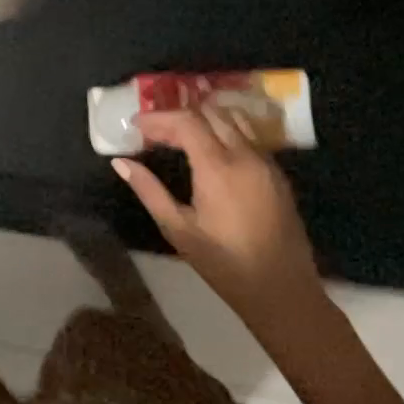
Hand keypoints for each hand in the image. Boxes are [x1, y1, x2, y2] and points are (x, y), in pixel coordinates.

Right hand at [112, 108, 321, 324]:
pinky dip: (224, 132)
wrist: (282, 290)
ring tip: (178, 135)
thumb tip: (120, 163)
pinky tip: (207, 152)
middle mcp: (246, 156)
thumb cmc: (224, 263)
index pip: (187, 122)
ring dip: (204, 120)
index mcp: (219, 167)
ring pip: (234, 120)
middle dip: (179, 116)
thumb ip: (149, 190)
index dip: (158, 118)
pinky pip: (249, 138)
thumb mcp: (178, 229)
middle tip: (153, 131)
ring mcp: (267, 163)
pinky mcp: (277, 175)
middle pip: (211, 113)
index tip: (136, 126)